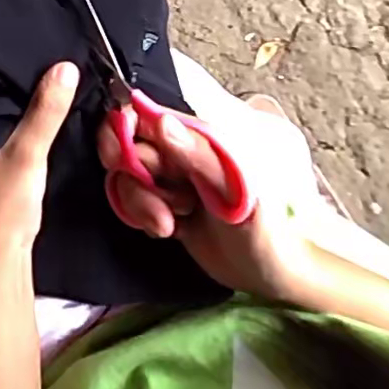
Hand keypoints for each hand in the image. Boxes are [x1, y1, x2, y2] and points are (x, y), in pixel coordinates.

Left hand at [0, 61, 79, 260]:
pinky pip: (18, 126)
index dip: (5, 57)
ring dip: (30, 95)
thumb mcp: (28, 151)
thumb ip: (46, 111)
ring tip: (56, 66)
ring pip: (11, 109)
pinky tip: (52, 105)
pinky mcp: (1, 159)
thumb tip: (66, 65)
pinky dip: (33, 116)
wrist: (1, 254)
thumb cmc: (5, 202)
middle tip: (52, 44)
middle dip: (22, 73)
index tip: (32, 34)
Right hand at [98, 110, 316, 300]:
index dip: (120, 131)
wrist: (269, 274)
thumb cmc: (261, 226)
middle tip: (165, 207)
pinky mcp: (162, 203)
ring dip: (142, 205)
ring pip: (127, 179)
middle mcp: (177, 150)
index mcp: (194, 135)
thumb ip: (197, 153)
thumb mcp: (232, 189)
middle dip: (136, 183)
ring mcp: (169, 178)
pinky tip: (169, 230)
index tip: (118, 159)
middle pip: (126, 150)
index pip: (140, 115)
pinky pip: (132, 202)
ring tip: (171, 224)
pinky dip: (142, 218)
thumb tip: (161, 121)